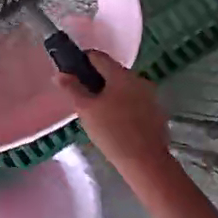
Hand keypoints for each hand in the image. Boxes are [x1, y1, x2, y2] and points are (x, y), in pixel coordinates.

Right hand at [54, 50, 171, 171]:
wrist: (145, 161)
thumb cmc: (112, 132)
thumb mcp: (86, 110)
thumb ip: (72, 89)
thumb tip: (60, 74)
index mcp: (121, 74)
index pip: (98, 56)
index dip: (81, 61)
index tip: (71, 75)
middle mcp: (138, 79)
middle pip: (112, 72)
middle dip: (96, 81)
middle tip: (82, 99)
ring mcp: (150, 95)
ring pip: (124, 87)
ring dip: (110, 94)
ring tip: (98, 113)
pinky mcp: (156, 112)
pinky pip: (135, 101)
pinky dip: (123, 106)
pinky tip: (116, 123)